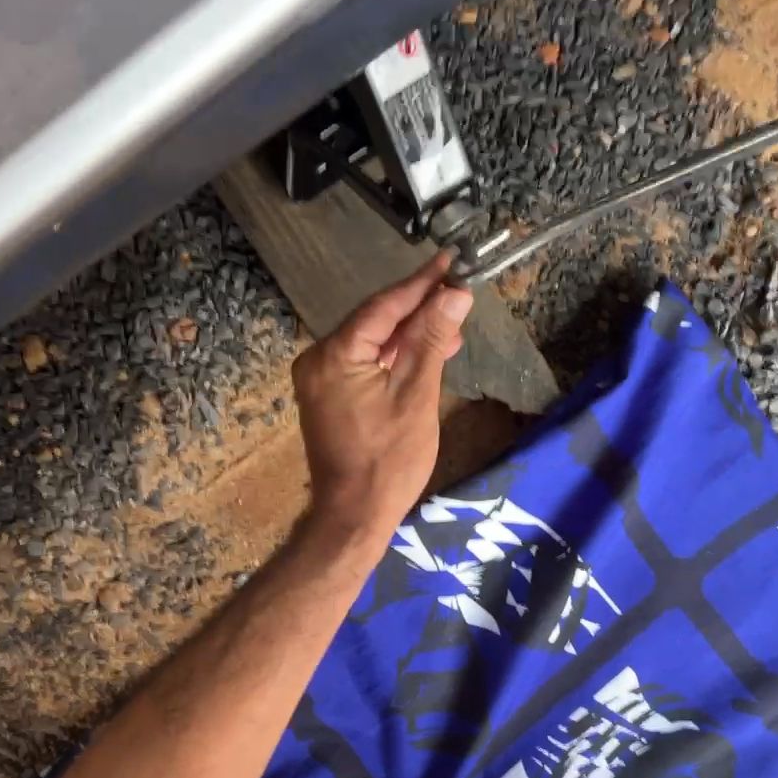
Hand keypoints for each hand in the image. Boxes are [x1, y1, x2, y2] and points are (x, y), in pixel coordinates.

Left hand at [293, 253, 472, 540]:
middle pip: (375, 322)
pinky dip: (395, 359)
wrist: (354, 515)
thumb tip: (456, 295)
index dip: (420, 284)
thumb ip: (430, 340)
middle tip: (459, 293)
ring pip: (372, 344)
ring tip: (452, 327)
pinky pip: (365, 364)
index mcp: (333, 355)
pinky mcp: (330, 397)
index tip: (450, 262)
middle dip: (418, 310)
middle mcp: (318, 360)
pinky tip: (426, 354)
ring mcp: (321, 380)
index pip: (382, 307)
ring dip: (410, 336)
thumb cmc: (388, 461)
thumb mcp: (416, 395)